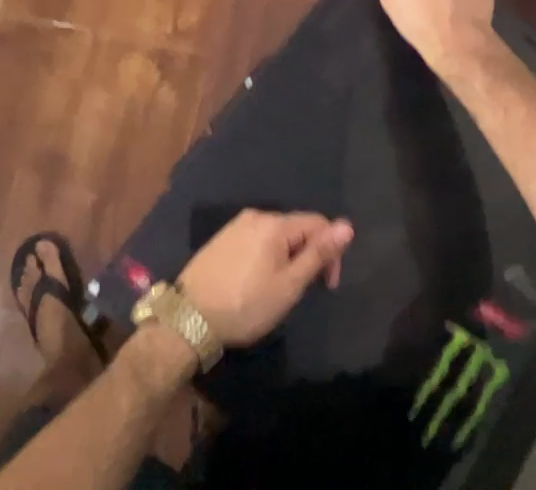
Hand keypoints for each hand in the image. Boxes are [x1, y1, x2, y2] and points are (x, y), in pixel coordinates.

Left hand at [178, 210, 354, 346]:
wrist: (187, 318)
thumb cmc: (245, 305)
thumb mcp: (288, 285)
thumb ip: (318, 254)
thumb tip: (347, 225)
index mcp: (275, 224)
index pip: (318, 223)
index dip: (331, 251)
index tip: (327, 285)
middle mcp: (255, 216)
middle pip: (296, 228)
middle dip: (308, 255)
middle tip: (301, 290)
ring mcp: (235, 226)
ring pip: (275, 235)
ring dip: (287, 257)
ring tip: (279, 289)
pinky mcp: (221, 239)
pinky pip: (256, 240)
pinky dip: (266, 257)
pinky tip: (257, 281)